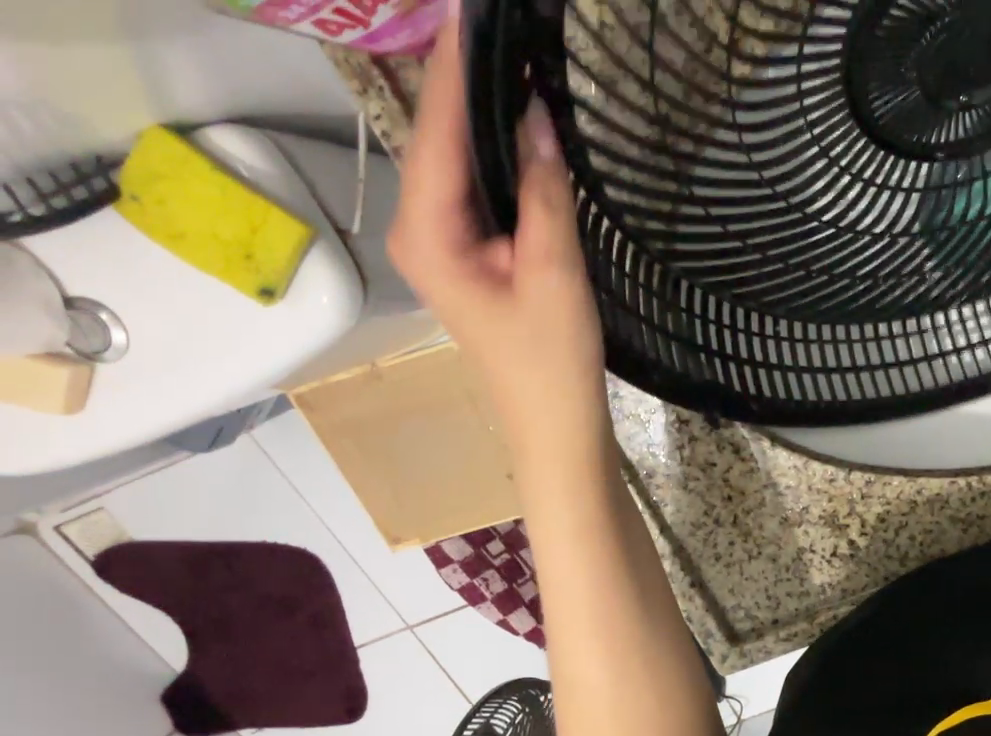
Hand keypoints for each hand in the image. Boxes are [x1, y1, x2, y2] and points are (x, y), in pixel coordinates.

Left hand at [388, 16, 606, 452]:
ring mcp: (442, 242)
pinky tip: (520, 127)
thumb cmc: (552, 359)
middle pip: (438, 138)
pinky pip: (477, 188)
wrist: (555, 423)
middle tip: (496, 29)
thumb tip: (537, 116)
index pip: (436, 130)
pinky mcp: (469, 254)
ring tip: (509, 59)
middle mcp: (419, 227)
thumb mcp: (554, 272)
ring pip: (458, 162)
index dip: (452, 67)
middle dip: (464, 80)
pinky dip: (497, 155)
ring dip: (482, 114)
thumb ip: (543, 192)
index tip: (469, 14)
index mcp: (426, 231)